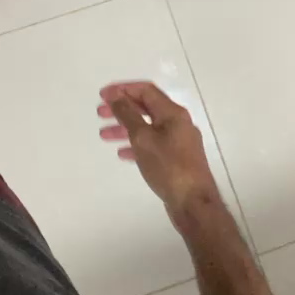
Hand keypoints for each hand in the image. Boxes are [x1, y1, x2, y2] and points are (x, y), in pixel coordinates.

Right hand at [98, 82, 221, 212]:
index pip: (145, 90)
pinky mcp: (177, 159)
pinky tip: (123, 153)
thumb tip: (115, 94)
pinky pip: (153, 144)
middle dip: (121, 108)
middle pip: (145, 108)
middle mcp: (178, 123)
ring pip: (147, 127)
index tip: (102, 96)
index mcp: (173, 113)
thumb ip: (127, 114)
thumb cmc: (168, 167)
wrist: (194, 205)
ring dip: (125, 128)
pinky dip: (136, 144)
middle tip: (100, 113)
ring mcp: (179, 142)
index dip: (122, 89)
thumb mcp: (142, 137)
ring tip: (104, 135)